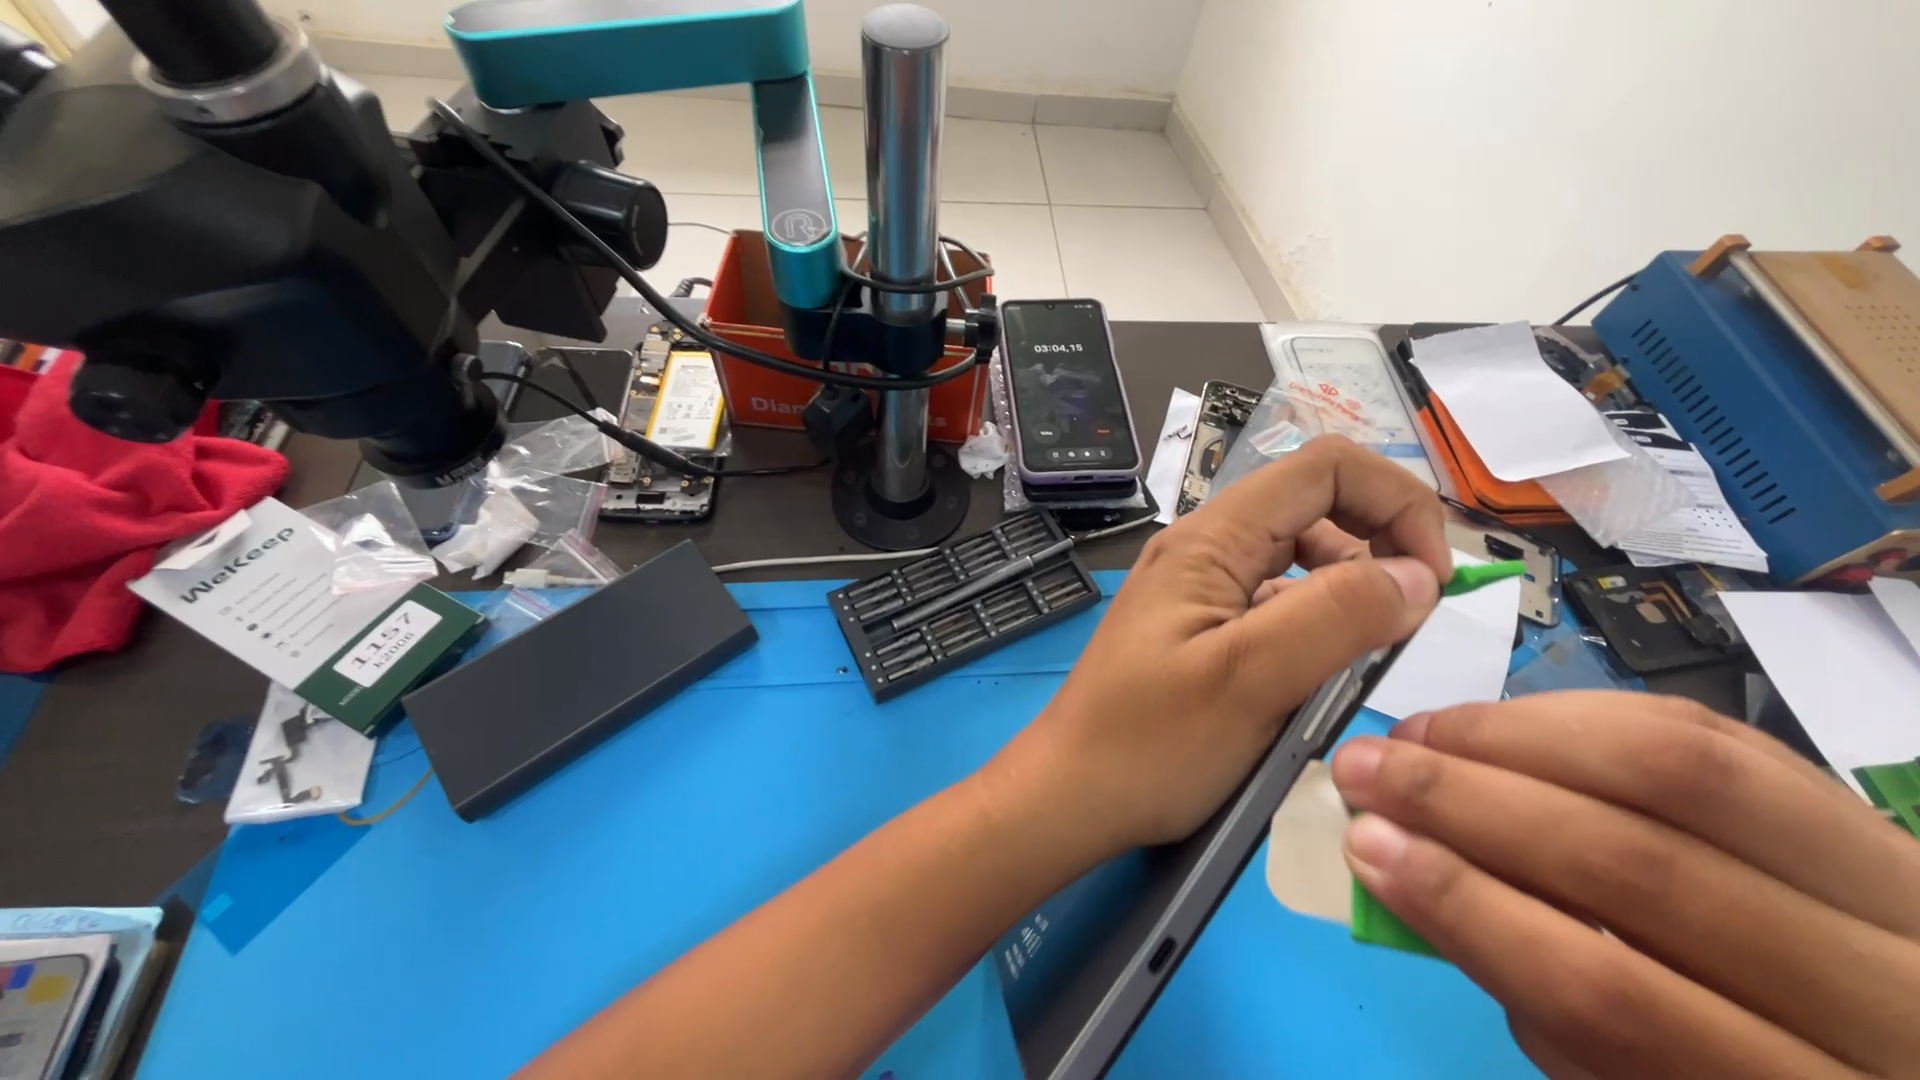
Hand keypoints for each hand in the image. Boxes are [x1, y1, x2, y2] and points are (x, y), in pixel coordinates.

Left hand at [977, 435, 1451, 865]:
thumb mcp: (1252, 680)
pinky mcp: (1197, 626)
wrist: (1070, 794)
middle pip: (1313, 506)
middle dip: (1378, 543)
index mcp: (1210, 541)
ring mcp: (1197, 588)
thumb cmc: (1150, 745)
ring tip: (1368, 648)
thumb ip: (1336, 617)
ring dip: (1348, 587)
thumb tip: (1417, 576)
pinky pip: (1273, 600)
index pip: (1323, 468)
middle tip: (1407, 620)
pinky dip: (1314, 620)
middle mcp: (1202, 549)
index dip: (1393, 502)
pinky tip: (1321, 668)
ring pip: (1298, 556)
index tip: (1430, 578)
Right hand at [1331, 691, 1919, 1079]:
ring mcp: (1902, 891)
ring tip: (1418, 732)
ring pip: (1683, 770)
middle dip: (1463, 802)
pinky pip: (1714, 734)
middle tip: (1363, 768)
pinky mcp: (1875, 813)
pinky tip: (1500, 725)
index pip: (1608, 992)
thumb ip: (1534, 993)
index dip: (1463, 903)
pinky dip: (1581, 715)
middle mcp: (1887, 999)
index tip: (1365, 844)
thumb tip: (1401, 860)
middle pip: (1639, 865)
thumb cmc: (1722, 1072)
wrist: (1895, 1047)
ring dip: (1511, 737)